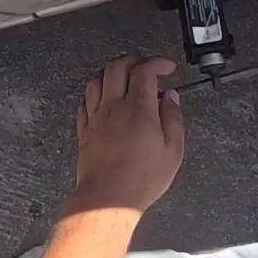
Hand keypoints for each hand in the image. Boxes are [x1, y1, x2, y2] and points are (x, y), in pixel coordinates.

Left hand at [68, 56, 185, 216]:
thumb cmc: (140, 179)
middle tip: (146, 66)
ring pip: (97, 79)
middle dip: (134, 60)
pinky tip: (102, 97)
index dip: (157, 62)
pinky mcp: (85, 130)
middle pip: (117, 67)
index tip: (166, 66)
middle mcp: (114, 107)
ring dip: (111, 71)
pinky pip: (85, 100)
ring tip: (124, 76)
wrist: (108, 197)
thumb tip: (171, 99)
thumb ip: (173, 119)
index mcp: (138, 109)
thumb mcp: (172, 151)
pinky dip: (95, 92)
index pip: (144, 70)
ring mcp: (96, 117)